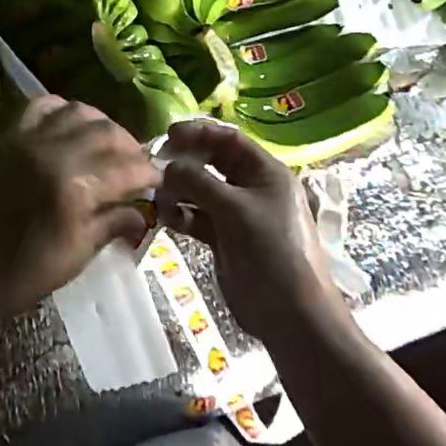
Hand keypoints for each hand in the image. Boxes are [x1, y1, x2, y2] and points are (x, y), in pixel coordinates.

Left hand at [0, 96, 160, 319]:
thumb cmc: (16, 274)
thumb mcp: (73, 258)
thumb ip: (111, 226)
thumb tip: (143, 215)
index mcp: (75, 188)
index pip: (129, 169)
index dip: (150, 174)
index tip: (159, 181)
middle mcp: (55, 152)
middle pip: (109, 132)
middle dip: (131, 147)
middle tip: (137, 165)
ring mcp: (29, 139)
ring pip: (80, 111)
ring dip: (103, 125)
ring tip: (109, 144)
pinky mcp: (8, 136)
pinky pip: (43, 106)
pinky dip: (65, 111)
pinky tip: (72, 127)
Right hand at [156, 120, 347, 346]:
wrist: (290, 312)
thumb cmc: (271, 250)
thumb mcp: (236, 210)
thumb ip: (200, 183)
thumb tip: (167, 166)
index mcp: (266, 172)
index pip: (230, 140)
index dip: (201, 133)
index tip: (170, 133)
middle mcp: (252, 188)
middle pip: (214, 163)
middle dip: (186, 161)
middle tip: (155, 163)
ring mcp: (238, 214)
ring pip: (203, 191)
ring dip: (180, 190)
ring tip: (156, 194)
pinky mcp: (225, 239)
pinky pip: (199, 218)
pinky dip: (182, 215)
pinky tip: (164, 216)